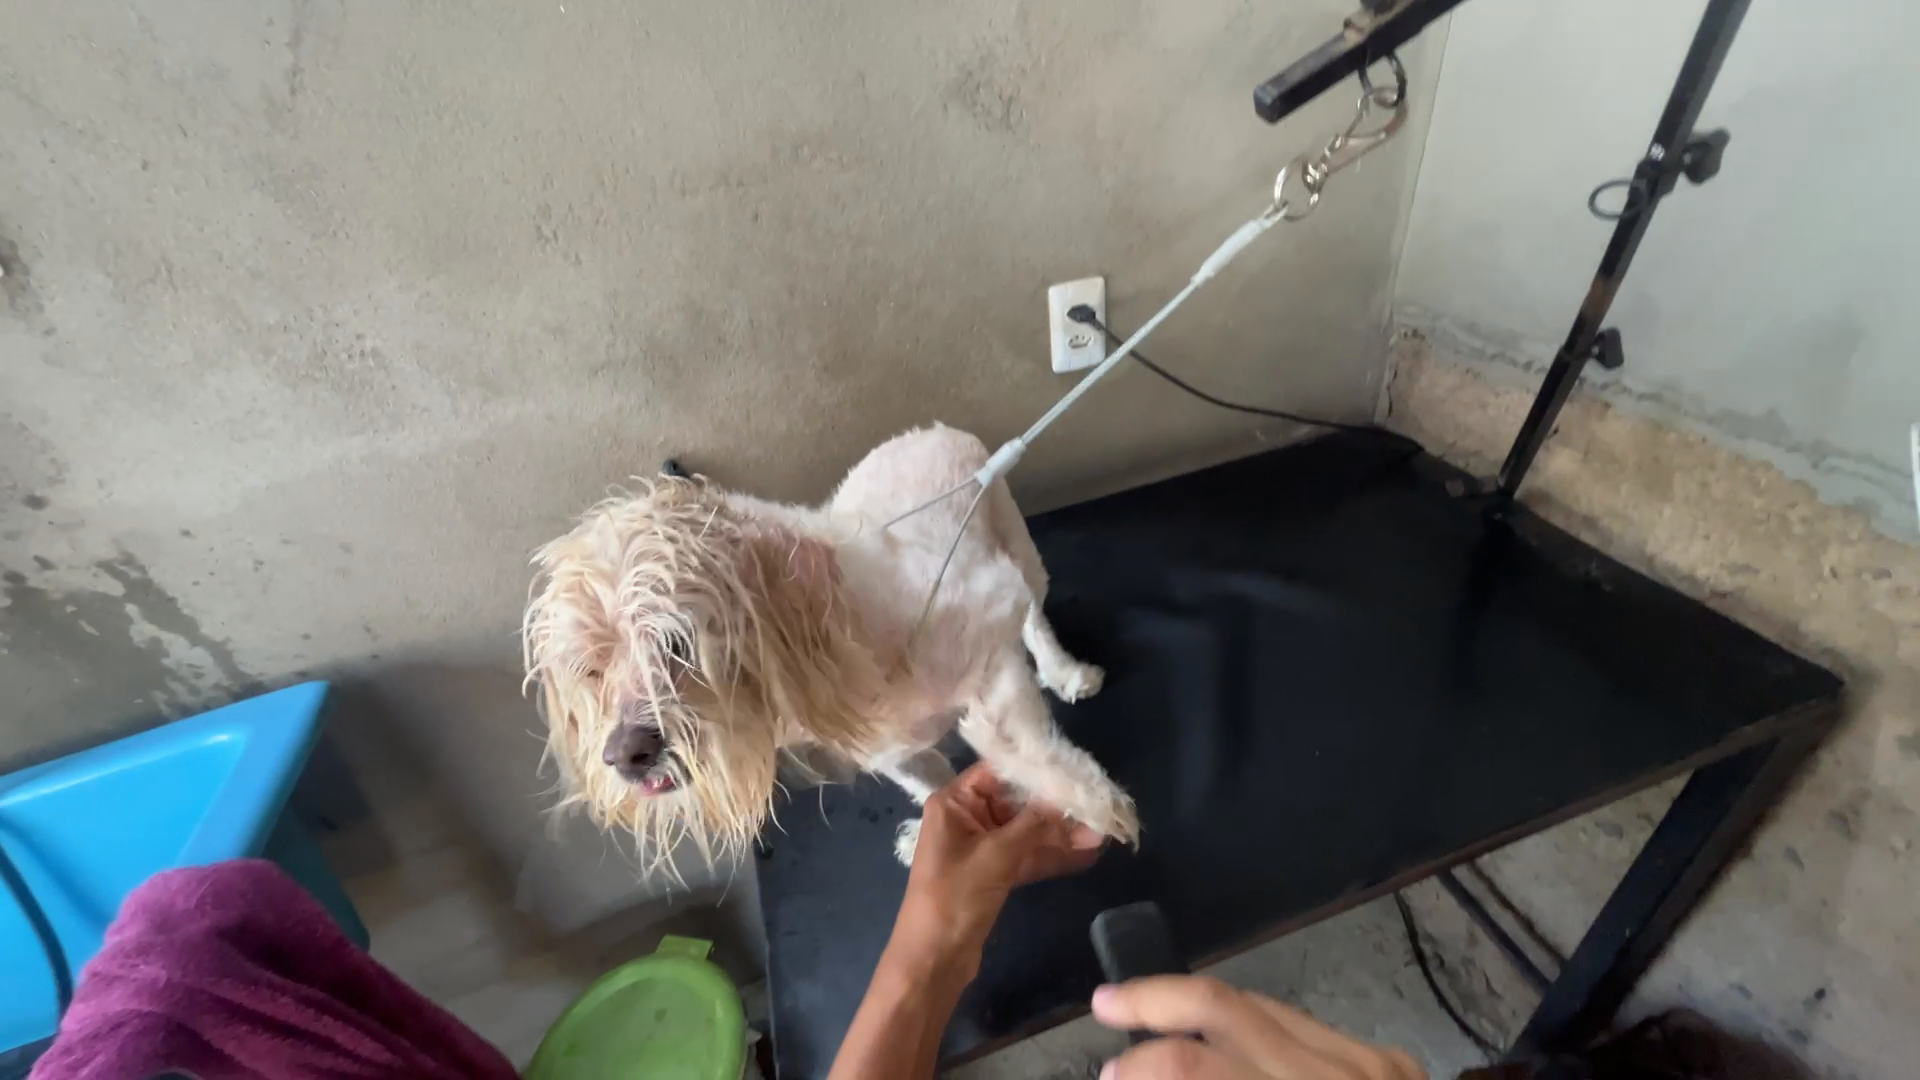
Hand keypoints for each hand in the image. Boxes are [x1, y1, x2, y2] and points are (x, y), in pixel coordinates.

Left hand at [893, 764, 1104, 969]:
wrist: (933, 961)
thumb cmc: (955, 897)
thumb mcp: (996, 856)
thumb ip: (1034, 825)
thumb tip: (1071, 800)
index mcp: (954, 802)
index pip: (997, 771)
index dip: (1034, 769)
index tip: (1072, 769)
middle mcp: (966, 817)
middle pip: (1016, 800)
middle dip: (1055, 806)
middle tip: (1095, 806)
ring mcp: (980, 846)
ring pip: (1025, 830)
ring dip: (1059, 833)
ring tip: (1100, 833)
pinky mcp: (993, 873)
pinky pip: (1026, 855)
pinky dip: (1052, 855)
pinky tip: (1085, 854)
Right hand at [1092, 976, 1425, 1079]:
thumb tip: (1153, 1079)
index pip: (1202, 1070)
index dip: (1145, 1065)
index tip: (1109, 1076)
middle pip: (1225, 1009)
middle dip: (1153, 1002)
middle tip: (1104, 1005)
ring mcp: (1368, 1064)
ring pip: (1256, 1002)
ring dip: (1193, 1004)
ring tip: (1147, 1010)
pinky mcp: (1385, 1060)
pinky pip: (1295, 1021)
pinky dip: (1244, 1021)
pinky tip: (1218, 1032)